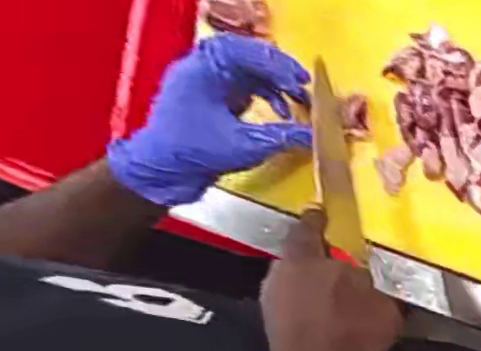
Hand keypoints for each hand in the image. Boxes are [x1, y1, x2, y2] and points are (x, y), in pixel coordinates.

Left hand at [107, 35, 312, 206]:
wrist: (167, 168)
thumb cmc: (197, 152)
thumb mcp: (247, 146)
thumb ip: (282, 137)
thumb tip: (313, 135)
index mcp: (203, 71)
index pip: (241, 52)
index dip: (274, 63)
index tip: (300, 79)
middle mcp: (203, 70)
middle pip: (245, 56)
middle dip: (278, 70)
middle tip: (304, 85)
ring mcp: (208, 84)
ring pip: (247, 72)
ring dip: (275, 84)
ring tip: (298, 102)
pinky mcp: (214, 100)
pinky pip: (246, 88)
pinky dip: (268, 96)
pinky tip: (281, 113)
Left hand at [261, 209, 403, 350]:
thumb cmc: (353, 327)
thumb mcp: (384, 302)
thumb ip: (378, 285)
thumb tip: (380, 277)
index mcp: (304, 255)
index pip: (309, 227)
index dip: (318, 220)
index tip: (322, 213)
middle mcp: (279, 271)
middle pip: (299, 258)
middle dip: (318, 261)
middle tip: (337, 265)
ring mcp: (271, 300)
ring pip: (294, 285)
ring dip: (312, 290)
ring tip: (334, 300)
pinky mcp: (273, 328)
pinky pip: (295, 311)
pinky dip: (309, 313)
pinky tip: (326, 324)